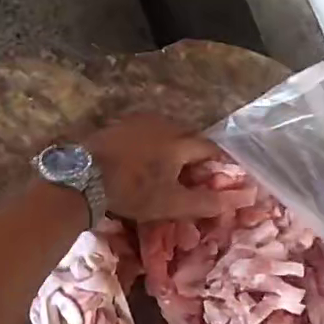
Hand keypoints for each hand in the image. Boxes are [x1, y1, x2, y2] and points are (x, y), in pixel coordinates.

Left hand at [83, 115, 229, 221]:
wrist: (83, 177)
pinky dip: (151, 146)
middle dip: (195, 157)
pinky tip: (143, 163)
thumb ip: (207, 201)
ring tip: (167, 173)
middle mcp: (162, 123)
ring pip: (166, 134)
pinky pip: (145, 134)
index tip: (218, 182)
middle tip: (193, 180)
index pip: (211, 148)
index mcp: (180, 139)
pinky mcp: (119, 125)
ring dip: (172, 151)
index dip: (218, 166)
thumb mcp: (172, 203)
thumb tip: (239, 199)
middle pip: (189, 138)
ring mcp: (137, 121)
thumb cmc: (132, 191)